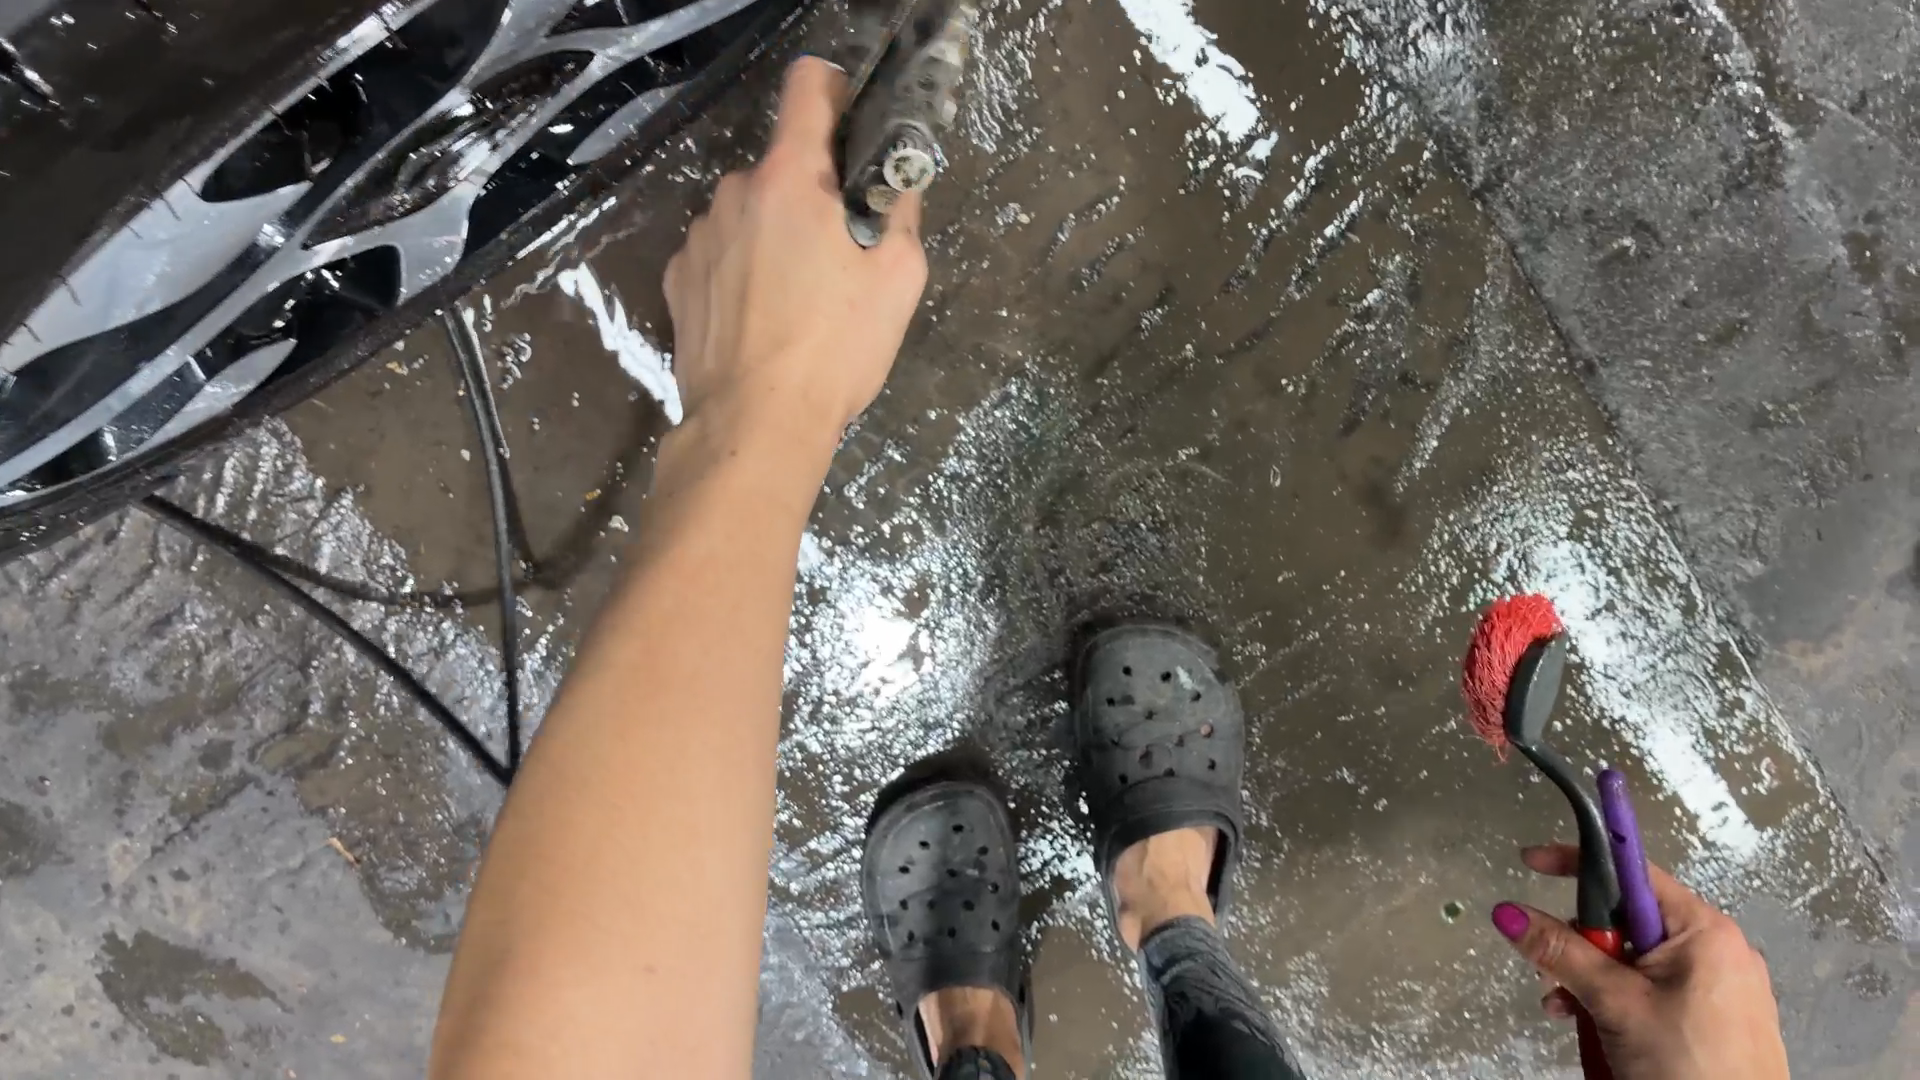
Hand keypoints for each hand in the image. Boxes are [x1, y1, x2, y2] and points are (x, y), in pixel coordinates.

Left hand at [662, 56, 927, 449]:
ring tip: (796, 305)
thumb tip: (894, 188)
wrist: (755, 424)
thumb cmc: (835, 351)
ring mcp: (698, 238)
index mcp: (790, 179)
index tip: (853, 134)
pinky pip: (719, 256)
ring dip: (773, 239)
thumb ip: (901, 216)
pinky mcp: (676, 282)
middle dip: (812, 200)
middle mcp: (733, 193)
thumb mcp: (898, 283)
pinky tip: (760, 323)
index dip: (837, 96)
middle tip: (838, 261)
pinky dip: (741, 273)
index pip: (809, 87)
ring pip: (748, 216)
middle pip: (782, 170)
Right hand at [1491, 844, 1788, 1079]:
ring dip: (1583, 973)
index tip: (1528, 862)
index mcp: (1702, 931)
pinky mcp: (1706, 1016)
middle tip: (1548, 963)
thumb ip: (1558, 950)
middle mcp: (1712, 949)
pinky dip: (1606, 995)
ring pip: (1625, 954)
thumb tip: (1504, 910)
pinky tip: (1585, 1019)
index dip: (1577, 860)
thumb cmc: (1687, 1061)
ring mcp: (1712, 985)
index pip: (1628, 869)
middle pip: (1620, 916)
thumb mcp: (1613, 1001)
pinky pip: (1642, 985)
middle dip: (1574, 938)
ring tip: (1564, 1003)